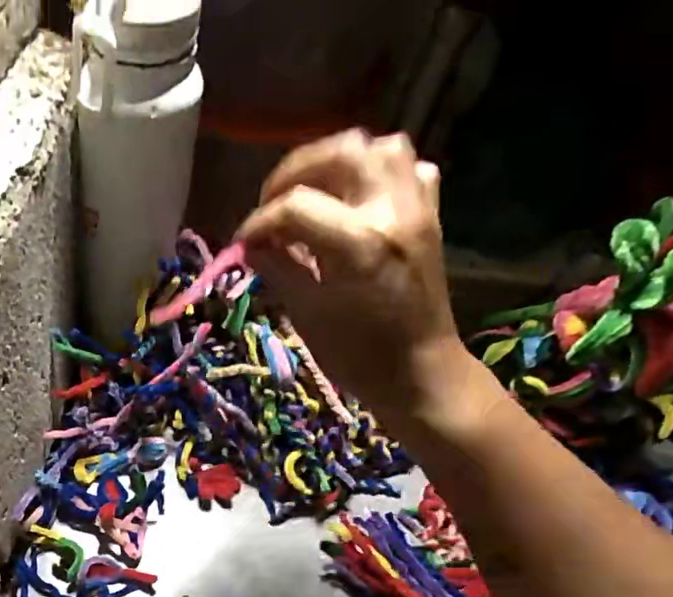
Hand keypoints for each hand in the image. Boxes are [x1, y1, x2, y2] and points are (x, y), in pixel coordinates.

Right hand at [235, 130, 501, 433]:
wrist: (419, 373)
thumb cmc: (358, 356)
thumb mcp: (307, 315)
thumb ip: (279, 268)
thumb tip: (251, 244)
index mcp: (358, 243)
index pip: (294, 207)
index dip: (258, 222)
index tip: (242, 243)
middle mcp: (391, 210)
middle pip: (339, 153)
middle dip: (294, 172)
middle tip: (273, 204)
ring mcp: (417, 208)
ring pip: (379, 148)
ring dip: (338, 162)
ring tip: (314, 191)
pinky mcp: (430, 216)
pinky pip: (408, 168)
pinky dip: (377, 173)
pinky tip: (357, 200)